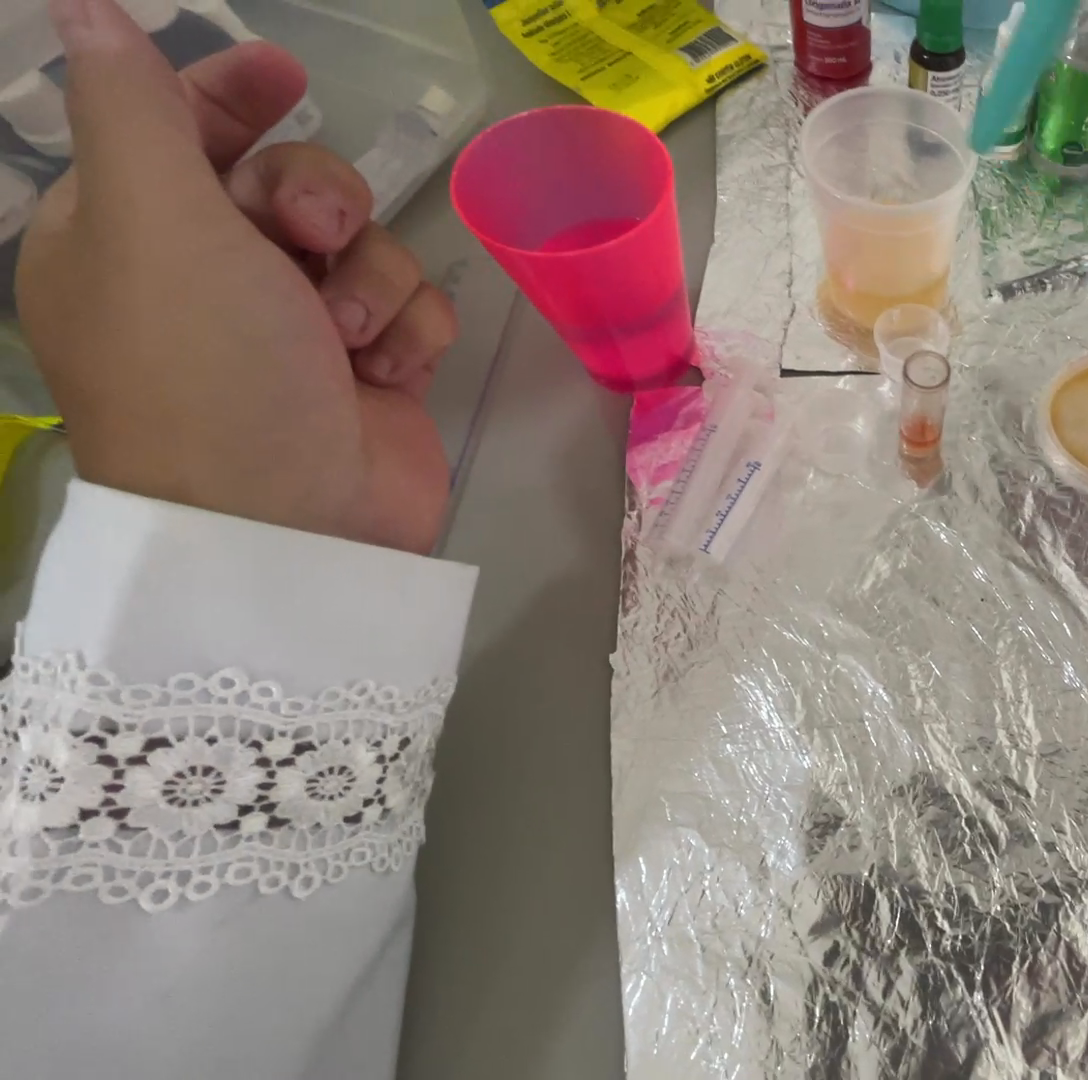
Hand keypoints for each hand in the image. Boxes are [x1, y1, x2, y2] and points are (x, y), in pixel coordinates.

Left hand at [18, 0, 456, 554]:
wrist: (297, 514)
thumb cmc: (212, 366)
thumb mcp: (157, 222)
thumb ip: (138, 110)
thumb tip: (86, 7)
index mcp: (141, 233)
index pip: (182, 133)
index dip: (230, 95)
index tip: (285, 71)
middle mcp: (228, 275)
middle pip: (301, 187)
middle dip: (322, 201)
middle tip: (311, 236)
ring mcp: (313, 328)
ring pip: (376, 250)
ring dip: (373, 282)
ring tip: (348, 337)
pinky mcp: (385, 368)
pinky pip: (422, 312)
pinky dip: (413, 332)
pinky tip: (391, 371)